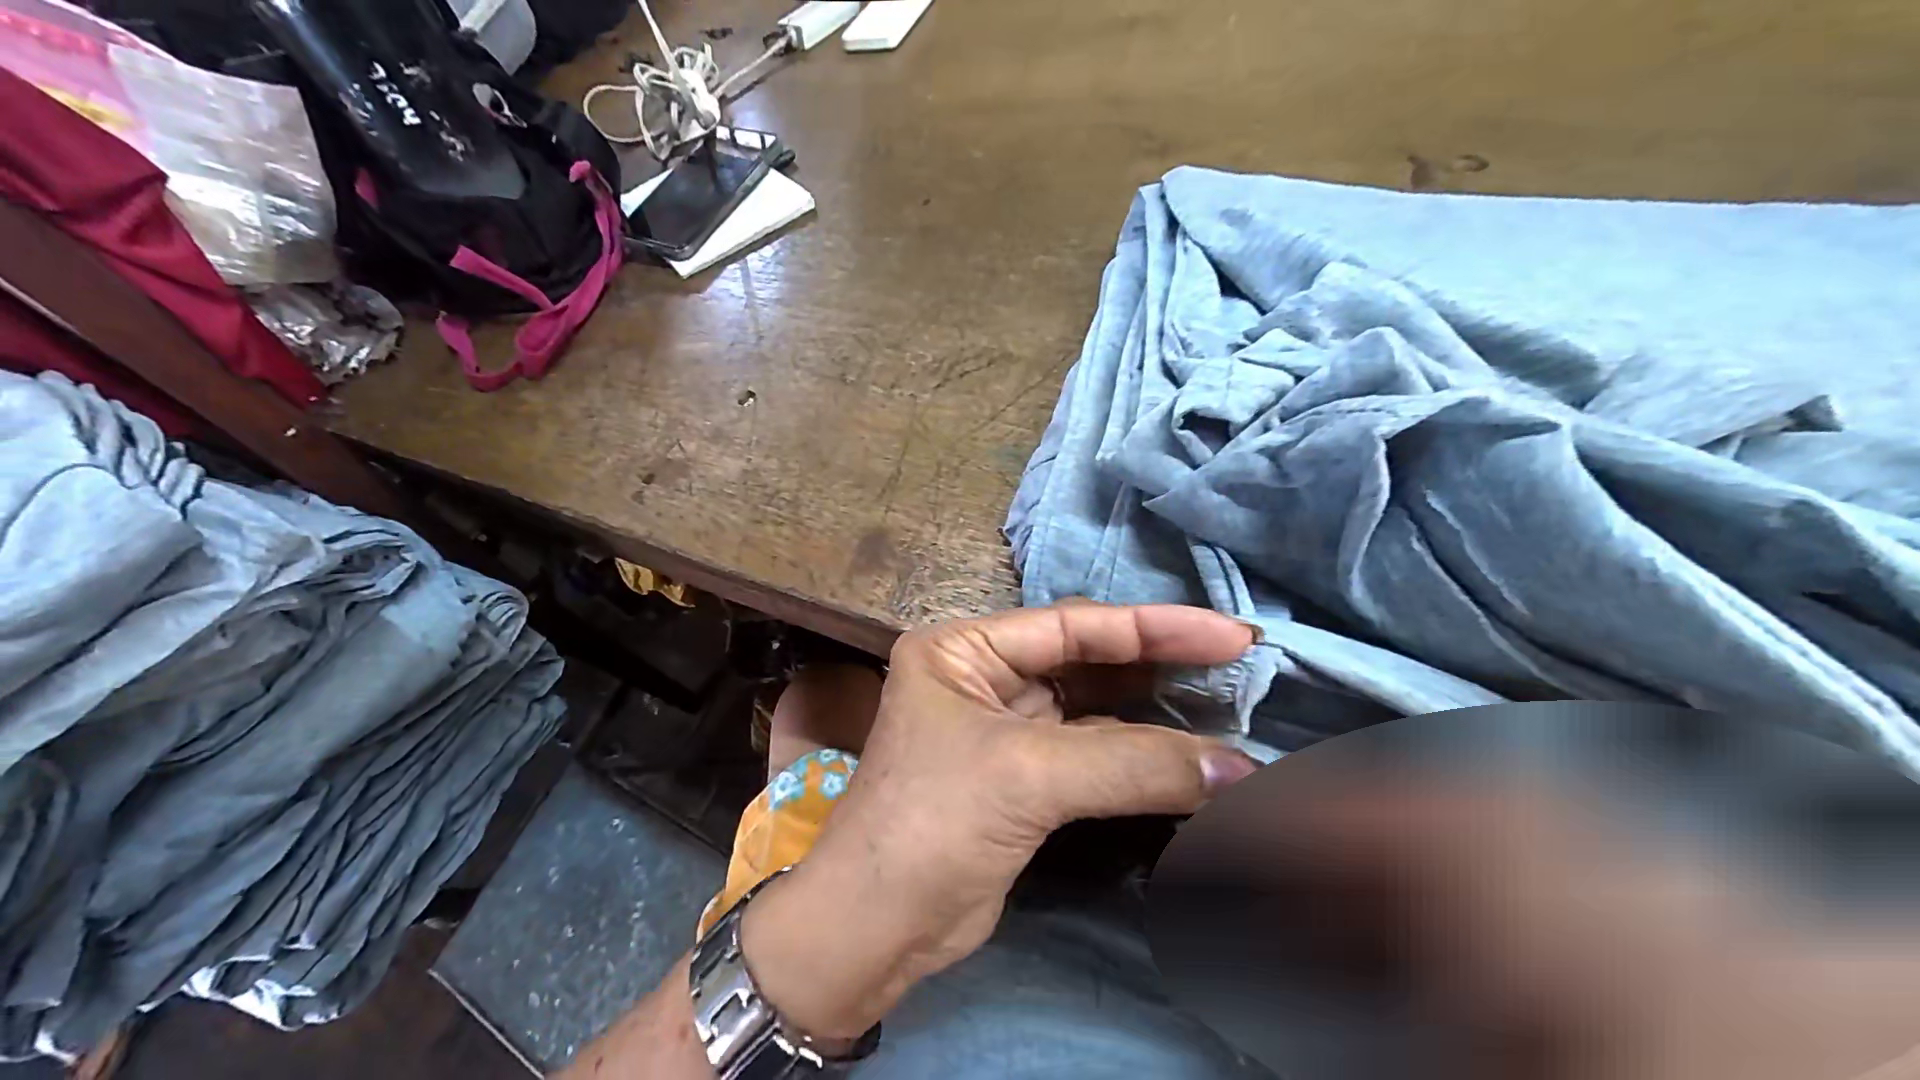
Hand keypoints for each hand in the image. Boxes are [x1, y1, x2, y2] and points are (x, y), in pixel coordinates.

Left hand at [740, 602, 1261, 1041]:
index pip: (1073, 626)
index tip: (1232, 636)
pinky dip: (1141, 759)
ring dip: (1157, 716)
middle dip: (1161, 665)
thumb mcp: (1027, 777)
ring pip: (1095, 710)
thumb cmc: (931, 824)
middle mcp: (983, 677)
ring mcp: (1005, 728)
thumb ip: (1133, 765)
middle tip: (1240, 667)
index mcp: (964, 648)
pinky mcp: (1023, 778)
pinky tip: (1189, 758)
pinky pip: (1093, 754)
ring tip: (1228, 709)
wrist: (875, 927)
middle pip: (1087, 661)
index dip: (1156, 627)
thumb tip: (1239, 769)